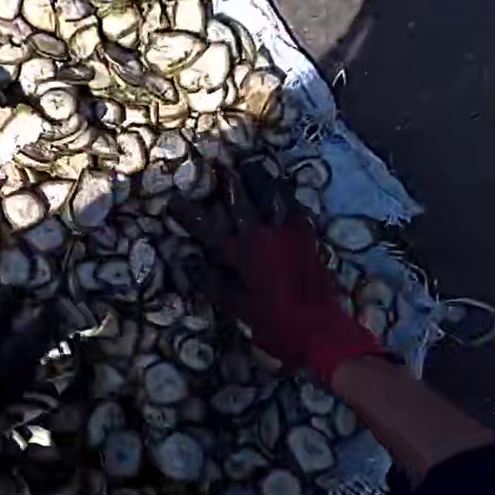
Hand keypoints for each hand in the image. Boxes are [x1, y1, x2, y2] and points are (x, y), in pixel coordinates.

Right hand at [178, 158, 386, 383]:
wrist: (321, 331)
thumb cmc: (273, 324)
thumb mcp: (235, 307)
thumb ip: (215, 282)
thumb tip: (194, 263)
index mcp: (240, 255)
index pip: (206, 228)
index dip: (188, 213)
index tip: (173, 201)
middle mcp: (263, 237)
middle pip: (242, 199)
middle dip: (229, 180)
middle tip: (219, 164)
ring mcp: (289, 234)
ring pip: (272, 196)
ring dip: (259, 179)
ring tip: (250, 164)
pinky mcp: (309, 238)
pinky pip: (295, 208)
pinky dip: (285, 196)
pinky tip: (281, 190)